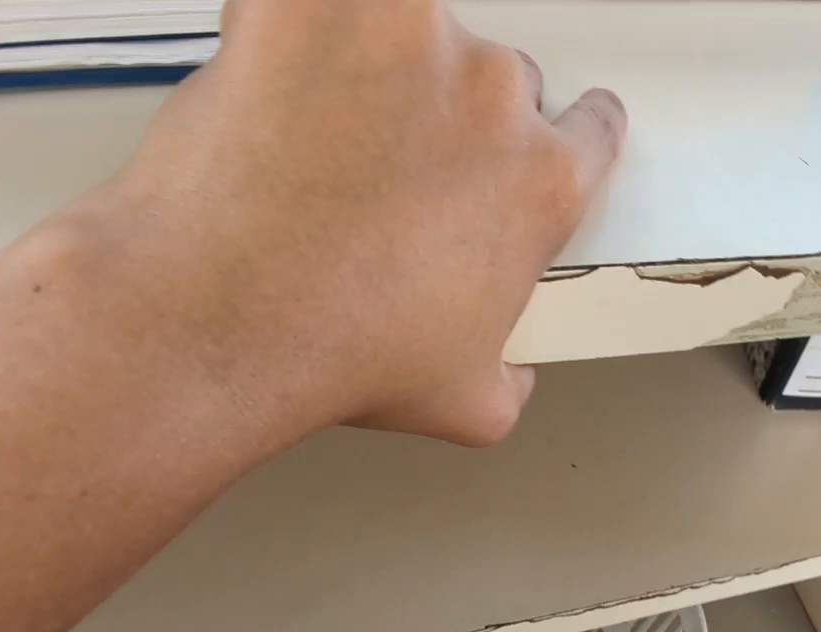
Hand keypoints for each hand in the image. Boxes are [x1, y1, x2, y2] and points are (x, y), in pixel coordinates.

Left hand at [48, 0, 625, 451]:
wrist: (228, 320)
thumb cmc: (348, 356)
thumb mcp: (470, 402)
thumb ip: (512, 377)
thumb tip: (509, 376)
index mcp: (541, 184)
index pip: (592, 130)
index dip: (568, 142)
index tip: (539, 148)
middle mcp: (491, 94)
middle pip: (500, 83)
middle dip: (464, 123)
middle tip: (404, 176)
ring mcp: (404, 33)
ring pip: (420, 34)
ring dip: (389, 72)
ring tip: (332, 142)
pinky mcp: (310, 2)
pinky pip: (323, 3)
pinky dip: (307, 31)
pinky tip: (284, 89)